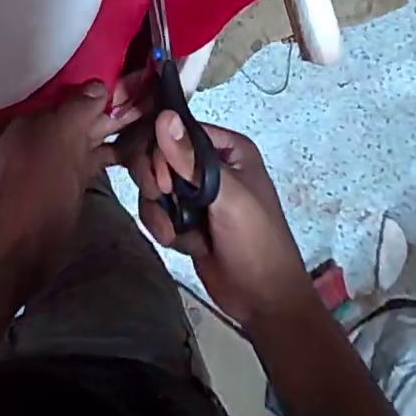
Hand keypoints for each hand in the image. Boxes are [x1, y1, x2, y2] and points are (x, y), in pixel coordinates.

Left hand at [0, 79, 141, 295]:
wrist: (28, 250)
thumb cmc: (42, 190)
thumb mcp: (59, 140)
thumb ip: (79, 109)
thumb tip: (100, 84)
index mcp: (40, 120)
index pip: (80, 93)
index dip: (110, 85)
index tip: (141, 78)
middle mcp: (51, 134)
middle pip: (91, 112)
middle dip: (122, 103)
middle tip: (158, 93)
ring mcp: (65, 157)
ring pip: (99, 133)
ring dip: (125, 125)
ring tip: (158, 115)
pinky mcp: (77, 177)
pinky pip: (102, 154)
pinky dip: (120, 149)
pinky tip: (144, 145)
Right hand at [125, 112, 312, 328]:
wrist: (262, 298)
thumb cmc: (255, 240)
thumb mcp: (226, 196)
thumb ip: (190, 159)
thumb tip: (164, 116)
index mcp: (228, 148)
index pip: (177, 132)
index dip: (161, 153)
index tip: (163, 183)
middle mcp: (210, 164)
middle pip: (159, 157)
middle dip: (157, 184)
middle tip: (165, 202)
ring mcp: (196, 192)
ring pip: (153, 185)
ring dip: (160, 212)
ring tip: (176, 232)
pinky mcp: (185, 217)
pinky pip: (156, 209)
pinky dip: (163, 227)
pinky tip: (183, 243)